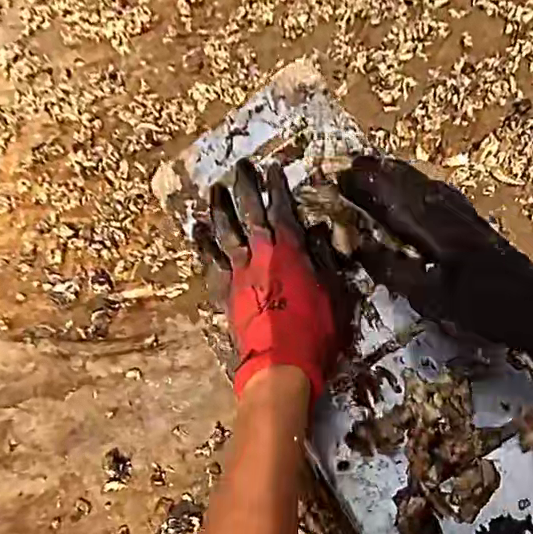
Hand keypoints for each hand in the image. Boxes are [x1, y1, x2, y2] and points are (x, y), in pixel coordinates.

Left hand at [194, 159, 339, 399]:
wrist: (280, 366)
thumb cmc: (315, 332)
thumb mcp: (334, 294)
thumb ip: (323, 259)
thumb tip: (315, 230)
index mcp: (289, 252)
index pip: (282, 210)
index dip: (277, 188)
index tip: (273, 169)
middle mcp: (260, 255)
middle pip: (249, 213)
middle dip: (245, 187)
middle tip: (240, 167)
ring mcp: (239, 274)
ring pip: (224, 233)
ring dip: (219, 209)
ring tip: (214, 190)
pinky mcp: (226, 294)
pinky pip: (210, 263)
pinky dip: (204, 245)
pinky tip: (198, 232)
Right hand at [335, 155, 532, 405]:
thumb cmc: (481, 307)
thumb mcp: (431, 297)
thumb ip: (394, 269)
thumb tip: (359, 246)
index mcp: (434, 229)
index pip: (390, 201)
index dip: (362, 188)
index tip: (336, 176)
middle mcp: (448, 212)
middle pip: (406, 184)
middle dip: (376, 173)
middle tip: (348, 163)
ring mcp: (463, 213)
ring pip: (422, 184)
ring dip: (395, 174)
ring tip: (373, 166)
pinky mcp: (472, 221)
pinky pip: (437, 191)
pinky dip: (416, 183)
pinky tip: (415, 185)